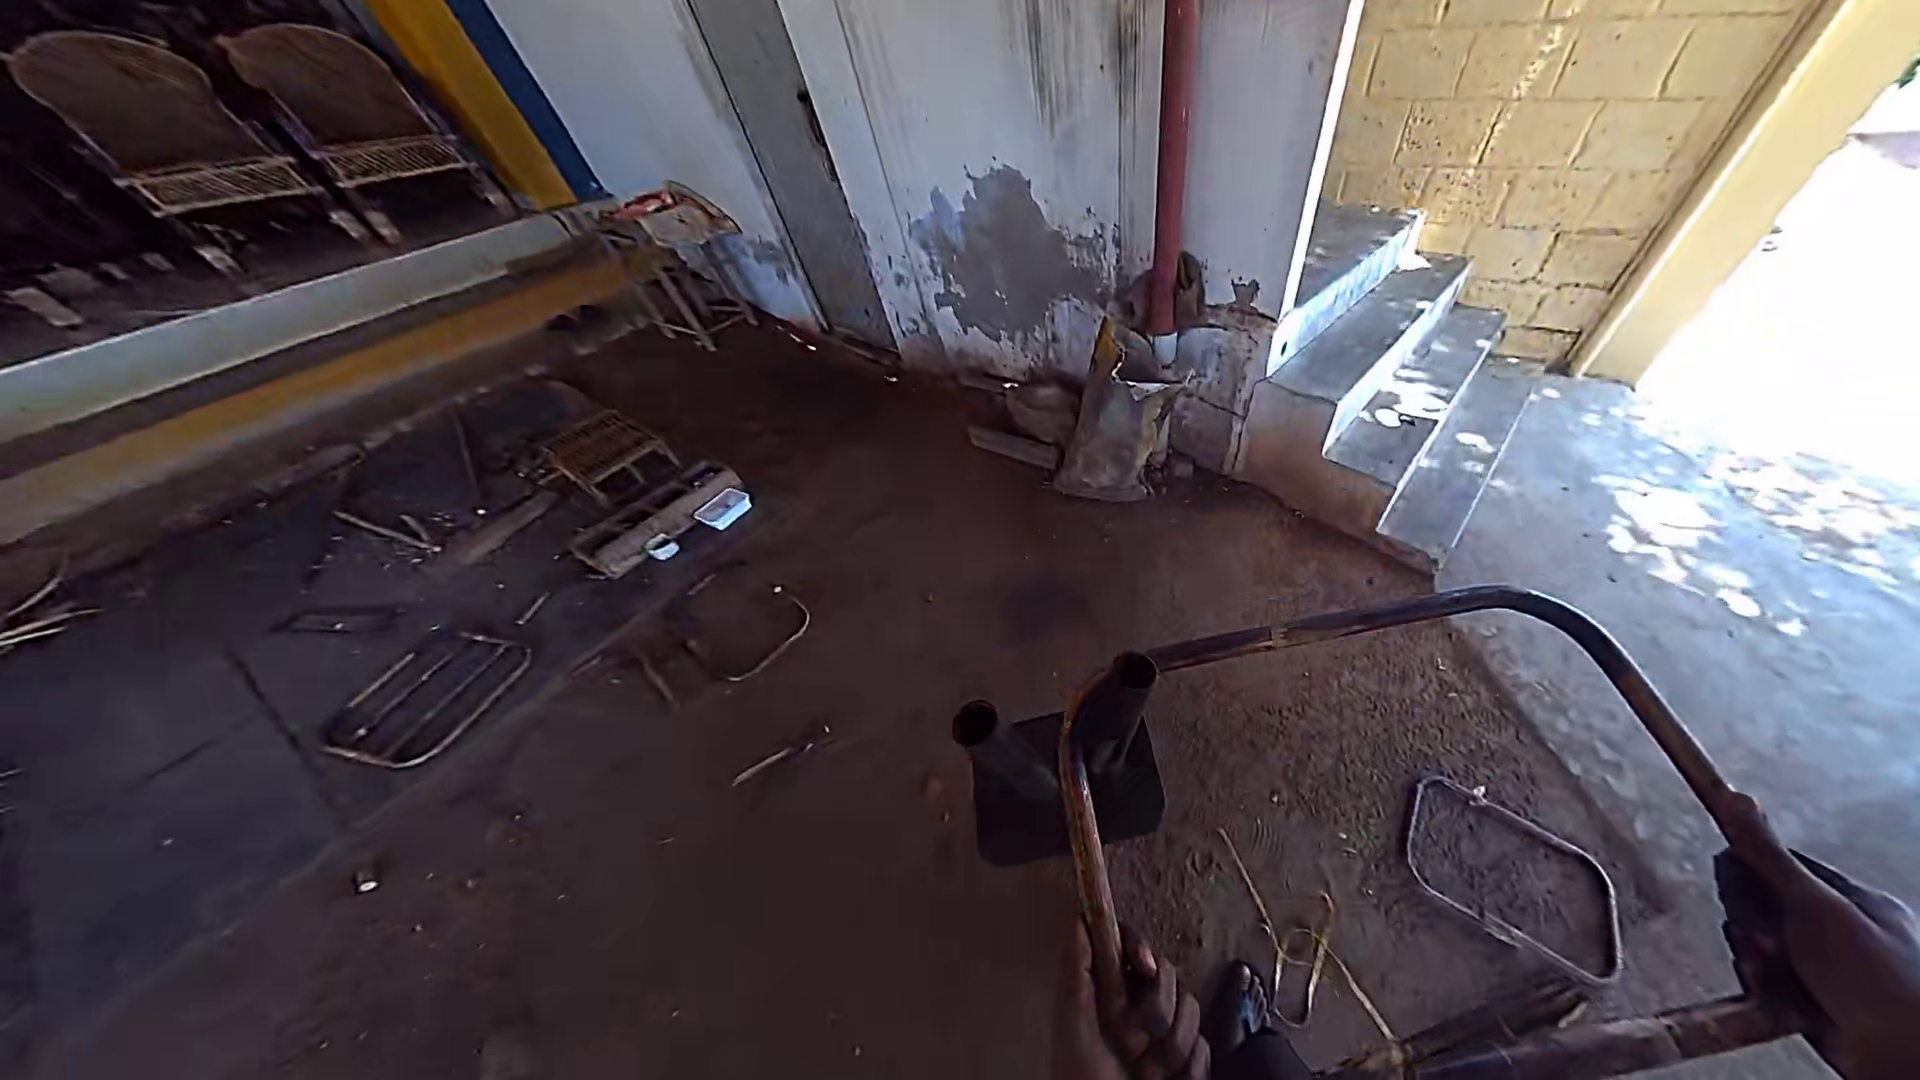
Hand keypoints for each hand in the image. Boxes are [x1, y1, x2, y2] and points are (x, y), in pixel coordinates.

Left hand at [1054, 917, 1209, 1079]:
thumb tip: (1079, 913)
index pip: (1130, 941)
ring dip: (1169, 1046)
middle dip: (1154, 1011)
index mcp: (1108, 983)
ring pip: (1190, 1007)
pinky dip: (1188, 1070)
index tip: (1144, 967)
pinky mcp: (1188, 1061)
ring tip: (1145, 1072)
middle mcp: (1137, 999)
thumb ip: (1076, 965)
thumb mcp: (1073, 1018)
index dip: (1139, 945)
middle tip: (1132, 1044)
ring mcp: (1165, 1030)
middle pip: (1167, 973)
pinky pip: (1204, 1047)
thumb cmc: (1082, 1073)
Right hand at [1720, 794, 1919, 1079]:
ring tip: (1776, 972)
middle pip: (1750, 898)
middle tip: (1767, 942)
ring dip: (1751, 953)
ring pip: (1748, 935)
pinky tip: (1777, 991)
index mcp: (1846, 898)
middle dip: (1748, 920)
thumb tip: (1732, 796)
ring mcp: (1818, 959)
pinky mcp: (1802, 987)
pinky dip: (1758, 978)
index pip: (1765, 861)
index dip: (1742, 872)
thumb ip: (1767, 853)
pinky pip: (1755, 968)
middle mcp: (1832, 924)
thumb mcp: (1816, 907)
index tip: (1741, 890)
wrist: (1906, 1060)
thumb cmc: (1877, 980)